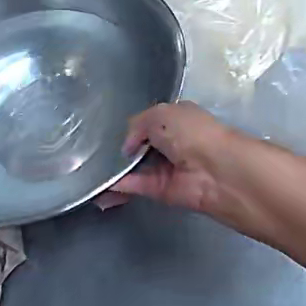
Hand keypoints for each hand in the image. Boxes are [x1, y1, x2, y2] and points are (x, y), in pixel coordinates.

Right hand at [102, 102, 249, 218]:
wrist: (215, 169)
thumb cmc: (190, 132)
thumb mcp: (159, 114)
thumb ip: (136, 125)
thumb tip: (127, 146)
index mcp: (176, 117)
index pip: (149, 121)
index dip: (132, 126)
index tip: (110, 131)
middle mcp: (172, 141)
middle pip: (141, 145)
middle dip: (121, 148)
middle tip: (95, 150)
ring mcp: (166, 167)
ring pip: (135, 168)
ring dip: (115, 169)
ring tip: (90, 169)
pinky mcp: (161, 190)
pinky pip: (135, 186)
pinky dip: (118, 186)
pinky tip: (100, 185)